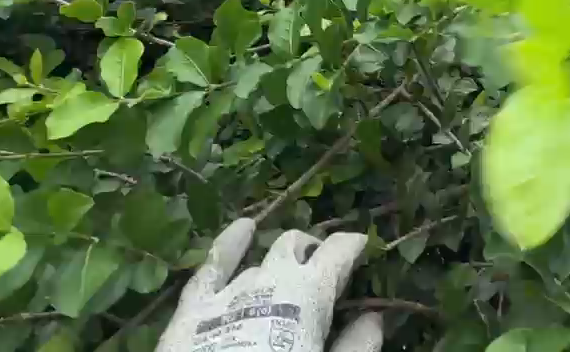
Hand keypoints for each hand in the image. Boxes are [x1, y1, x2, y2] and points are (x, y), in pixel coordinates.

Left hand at [156, 218, 382, 351]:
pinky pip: (211, 268)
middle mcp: (273, 277)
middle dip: (311, 250)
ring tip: (286, 267)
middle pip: (296, 245)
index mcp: (310, 293)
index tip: (363, 246)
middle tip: (320, 269)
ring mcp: (232, 290)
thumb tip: (374, 319)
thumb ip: (355, 347)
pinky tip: (242, 228)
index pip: (338, 251)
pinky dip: (229, 244)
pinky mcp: (195, 309)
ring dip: (277, 260)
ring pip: (262, 257)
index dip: (353, 245)